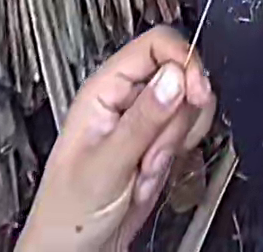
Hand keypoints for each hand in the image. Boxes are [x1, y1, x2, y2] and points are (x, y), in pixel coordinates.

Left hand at [17, 26, 216, 251]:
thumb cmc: (66, 218)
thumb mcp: (104, 167)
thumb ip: (143, 120)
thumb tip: (176, 75)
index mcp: (106, 87)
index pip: (157, 44)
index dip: (183, 60)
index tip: (196, 92)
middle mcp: (128, 96)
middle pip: (180, 73)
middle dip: (176, 118)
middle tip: (155, 150)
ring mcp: (146, 118)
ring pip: (188, 101)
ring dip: (176, 141)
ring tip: (146, 168)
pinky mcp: (160, 139)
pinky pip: (189, 127)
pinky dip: (181, 152)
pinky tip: (154, 172)